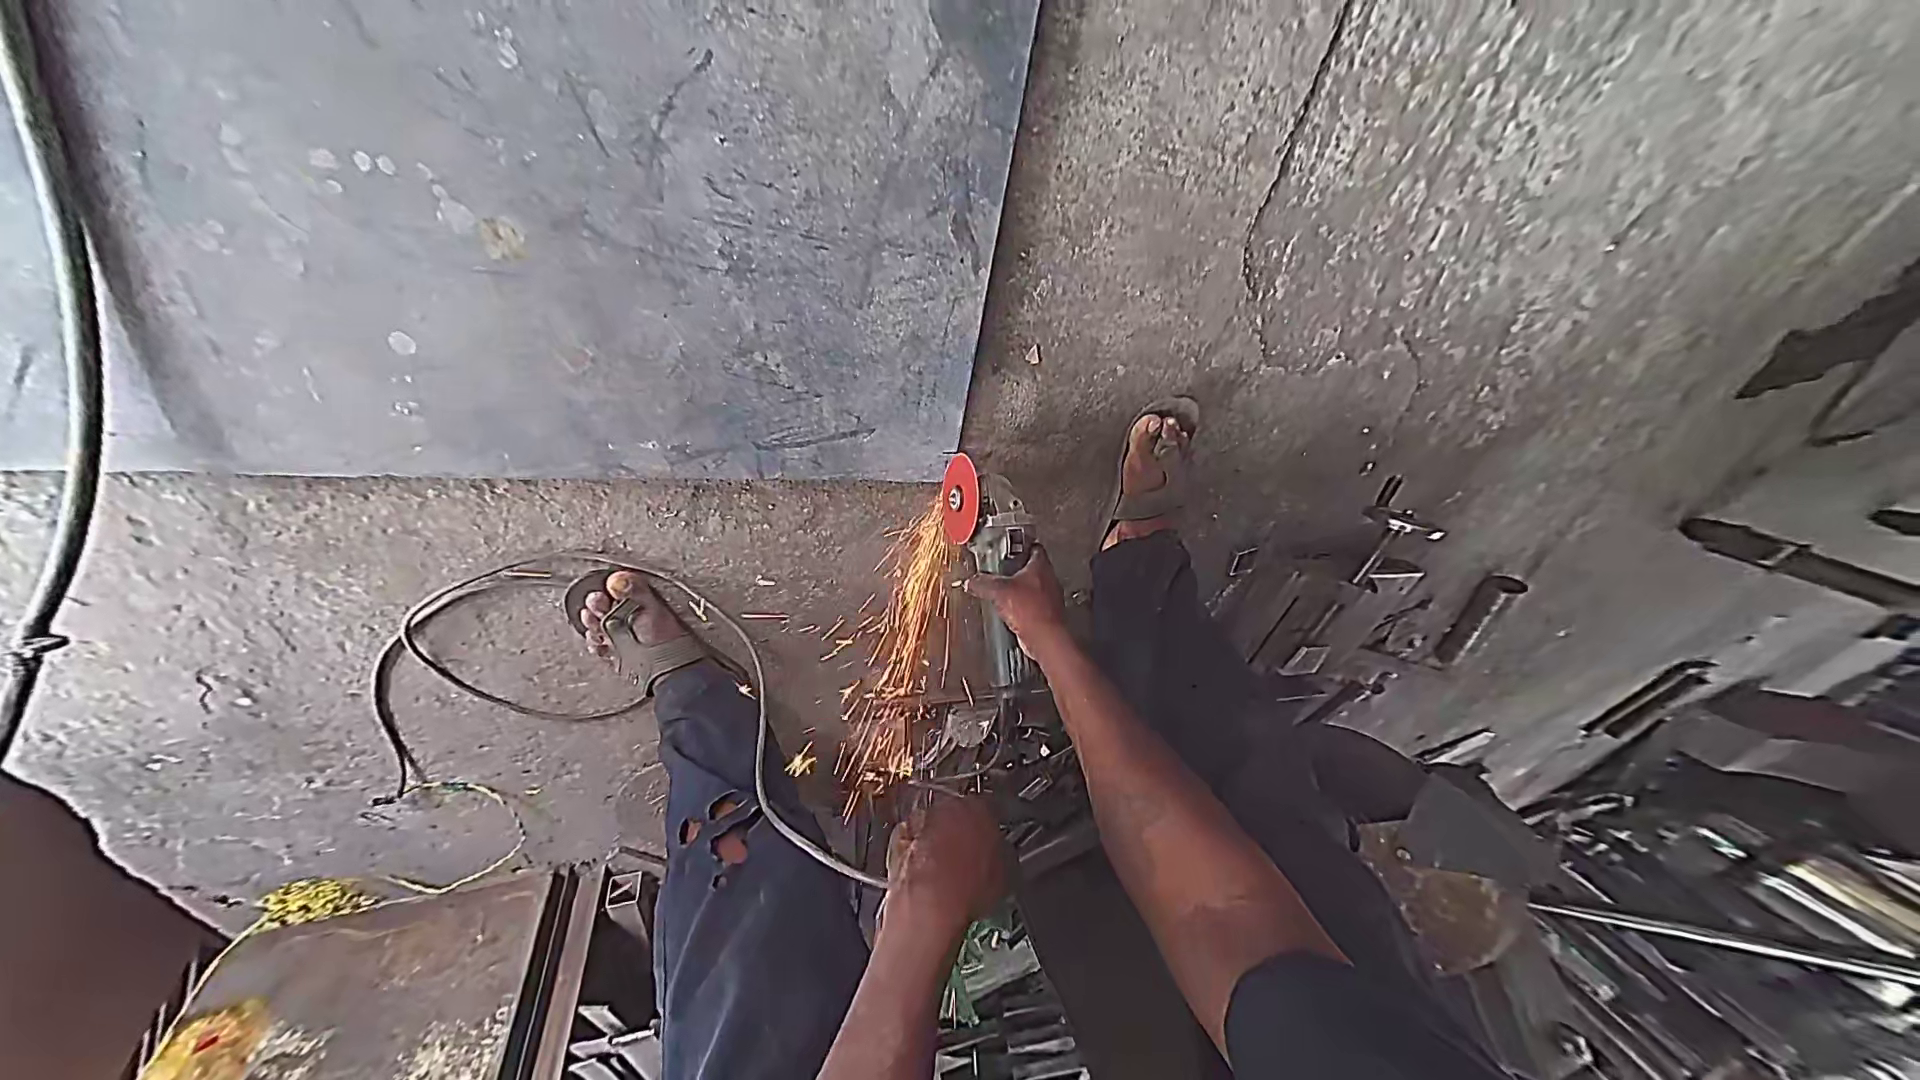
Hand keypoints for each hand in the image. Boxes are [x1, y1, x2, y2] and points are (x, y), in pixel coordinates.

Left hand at [886, 793, 1006, 928]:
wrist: (928, 905)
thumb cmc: (967, 887)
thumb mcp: (1007, 873)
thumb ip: (1005, 853)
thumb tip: (1004, 857)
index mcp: (979, 806)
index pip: (990, 806)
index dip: (992, 823)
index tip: (994, 835)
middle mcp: (948, 806)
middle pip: (959, 811)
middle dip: (964, 829)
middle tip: (971, 855)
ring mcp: (921, 821)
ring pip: (934, 824)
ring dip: (939, 839)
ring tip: (948, 869)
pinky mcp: (898, 839)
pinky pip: (912, 840)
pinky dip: (917, 851)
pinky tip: (926, 875)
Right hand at [964, 544, 1068, 655]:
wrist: (1045, 637)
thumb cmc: (1031, 610)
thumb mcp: (999, 591)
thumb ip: (982, 583)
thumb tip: (972, 581)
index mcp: (1041, 566)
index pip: (1034, 547)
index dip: (1021, 545)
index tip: (1010, 547)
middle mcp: (1048, 579)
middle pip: (1033, 567)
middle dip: (1017, 569)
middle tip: (1003, 570)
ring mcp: (1049, 596)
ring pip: (1034, 586)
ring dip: (1020, 588)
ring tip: (1005, 590)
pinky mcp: (1046, 613)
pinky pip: (1033, 604)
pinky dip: (1022, 605)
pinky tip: (1011, 610)